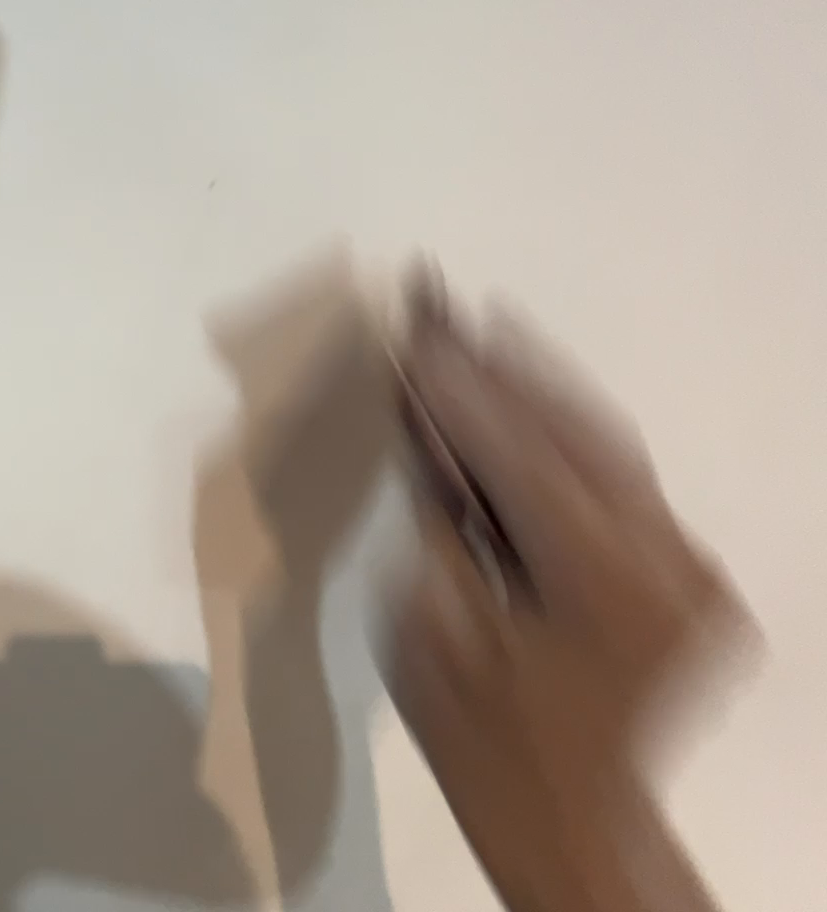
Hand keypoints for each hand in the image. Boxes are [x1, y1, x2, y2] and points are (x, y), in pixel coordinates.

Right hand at [383, 292, 752, 906]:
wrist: (560, 803)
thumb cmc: (470, 721)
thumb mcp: (432, 616)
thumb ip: (444, 516)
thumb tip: (431, 429)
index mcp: (599, 584)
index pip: (520, 456)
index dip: (462, 390)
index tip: (419, 330)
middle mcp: (667, 564)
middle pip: (574, 436)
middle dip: (500, 365)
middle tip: (446, 302)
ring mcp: (687, 568)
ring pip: (603, 448)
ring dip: (534, 384)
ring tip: (480, 326)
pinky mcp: (681, 572)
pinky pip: (614, 481)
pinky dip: (559, 430)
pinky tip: (522, 393)